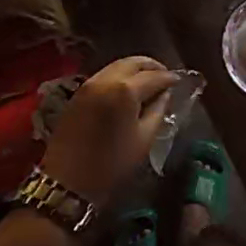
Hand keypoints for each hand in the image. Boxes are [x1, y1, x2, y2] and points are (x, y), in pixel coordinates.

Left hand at [42, 56, 177, 203]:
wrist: (66, 182)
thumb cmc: (111, 164)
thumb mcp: (144, 139)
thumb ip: (158, 110)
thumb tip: (164, 94)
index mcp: (125, 90)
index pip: (154, 76)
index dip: (169, 78)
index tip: (178, 82)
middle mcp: (106, 79)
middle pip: (134, 62)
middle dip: (152, 66)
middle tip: (164, 76)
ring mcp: (89, 84)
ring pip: (118, 65)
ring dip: (135, 69)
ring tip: (147, 82)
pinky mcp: (78, 93)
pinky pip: (104, 74)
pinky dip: (119, 75)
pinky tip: (127, 88)